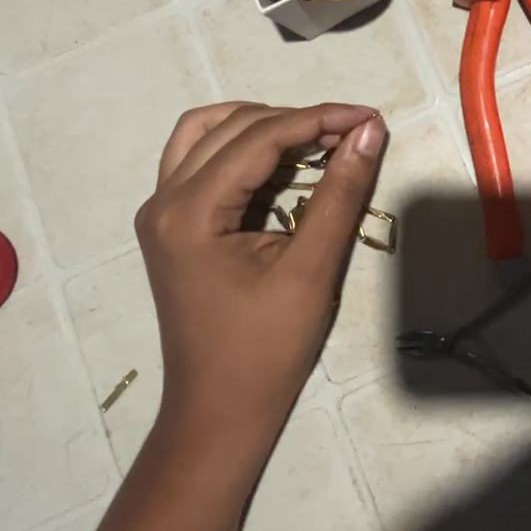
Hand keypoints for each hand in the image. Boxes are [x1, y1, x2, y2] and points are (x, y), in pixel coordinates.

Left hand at [135, 102, 386, 443]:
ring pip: (205, 133)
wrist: (220, 412)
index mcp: (189, 212)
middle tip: (350, 133)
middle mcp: (163, 200)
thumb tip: (368, 132)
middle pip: (230, 126)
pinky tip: (283, 163)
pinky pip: (202, 160)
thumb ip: (340, 193)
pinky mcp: (171, 224)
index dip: (319, 119)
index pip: (259, 138)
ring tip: (313, 139)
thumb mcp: (311, 268)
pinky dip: (244, 148)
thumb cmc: (266, 348)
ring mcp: (161, 212)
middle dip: (295, 119)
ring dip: (260, 125)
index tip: (369, 118)